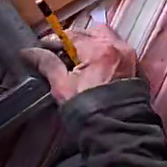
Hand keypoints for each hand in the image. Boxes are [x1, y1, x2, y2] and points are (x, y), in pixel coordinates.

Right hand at [21, 23, 138, 102]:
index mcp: (98, 50)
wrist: (117, 135)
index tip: (42, 47)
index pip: (71, 35)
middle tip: (63, 52)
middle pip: (94, 31)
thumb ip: (47, 64)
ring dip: (94, 45)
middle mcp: (118, 48)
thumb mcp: (62, 87)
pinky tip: (96, 69)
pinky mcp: (137, 70)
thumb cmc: (89, 112)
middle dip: (78, 38)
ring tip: (80, 61)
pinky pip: (120, 53)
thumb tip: (29, 52)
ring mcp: (130, 58)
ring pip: (109, 40)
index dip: (53, 40)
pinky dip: (107, 55)